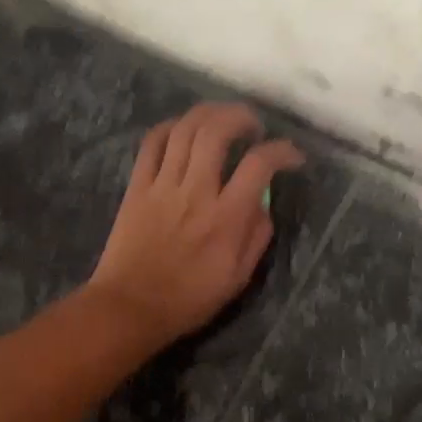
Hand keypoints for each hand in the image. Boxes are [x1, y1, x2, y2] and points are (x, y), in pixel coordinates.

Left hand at [88, 103, 304, 344]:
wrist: (130, 307)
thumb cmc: (189, 299)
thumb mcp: (239, 277)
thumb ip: (257, 236)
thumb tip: (262, 204)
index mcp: (226, 217)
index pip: (259, 165)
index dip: (282, 151)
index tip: (292, 156)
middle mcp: (196, 192)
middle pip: (217, 131)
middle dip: (241, 117)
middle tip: (253, 126)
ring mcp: (163, 185)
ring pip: (185, 129)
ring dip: (209, 114)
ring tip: (223, 118)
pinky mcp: (137, 186)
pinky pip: (152, 143)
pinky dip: (172, 127)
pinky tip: (185, 129)